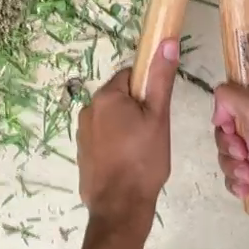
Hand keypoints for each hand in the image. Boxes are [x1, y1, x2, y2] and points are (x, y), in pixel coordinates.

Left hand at [75, 38, 179, 237]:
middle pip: (120, 97)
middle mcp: (88, 110)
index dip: (148, 90)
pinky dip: (117, 144)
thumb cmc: (143, 160)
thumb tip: (165, 41)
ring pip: (112, 119)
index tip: (158, 109)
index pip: (131, 76)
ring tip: (144, 150)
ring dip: (127, 127)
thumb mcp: (159, 116)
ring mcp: (82, 133)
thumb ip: (161, 79)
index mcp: (106, 96)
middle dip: (138, 110)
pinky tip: (130, 162)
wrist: (120, 207)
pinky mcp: (82, 154)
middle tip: (155, 132)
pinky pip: (104, 138)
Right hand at [212, 80, 248, 215]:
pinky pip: (233, 169)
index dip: (226, 113)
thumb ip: (229, 95)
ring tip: (248, 174)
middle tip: (243, 153)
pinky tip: (246, 186)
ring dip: (233, 164)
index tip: (230, 127)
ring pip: (227, 149)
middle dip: (229, 144)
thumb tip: (219, 114)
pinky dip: (236, 179)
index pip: (232, 96)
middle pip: (226, 126)